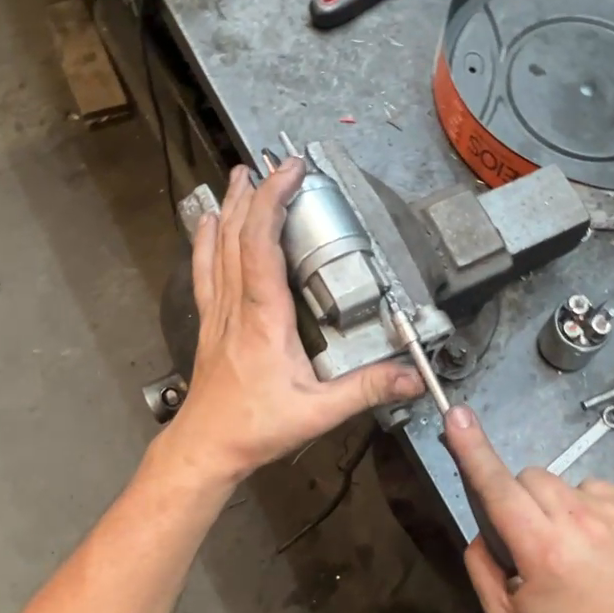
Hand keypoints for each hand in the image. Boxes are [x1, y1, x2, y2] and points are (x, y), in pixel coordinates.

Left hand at [160, 160, 423, 485]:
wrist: (208, 447)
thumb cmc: (255, 428)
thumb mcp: (319, 412)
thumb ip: (366, 390)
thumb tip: (409, 378)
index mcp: (264, 317)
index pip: (262, 243)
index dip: (273, 200)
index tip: (291, 173)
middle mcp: (237, 306)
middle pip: (238, 234)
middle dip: (256, 193)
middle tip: (274, 165)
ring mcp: (218, 313)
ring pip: (217, 246)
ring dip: (230, 208)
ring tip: (240, 177)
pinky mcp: (210, 324)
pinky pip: (204, 271)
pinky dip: (205, 240)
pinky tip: (207, 224)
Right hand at [442, 406, 613, 612]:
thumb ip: (481, 569)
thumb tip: (483, 532)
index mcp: (542, 550)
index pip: (498, 488)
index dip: (473, 450)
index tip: (457, 415)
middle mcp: (577, 522)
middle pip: (526, 477)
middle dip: (517, 499)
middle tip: (530, 538)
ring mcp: (610, 510)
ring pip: (558, 482)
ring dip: (550, 503)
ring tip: (568, 543)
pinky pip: (590, 488)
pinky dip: (582, 506)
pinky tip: (594, 540)